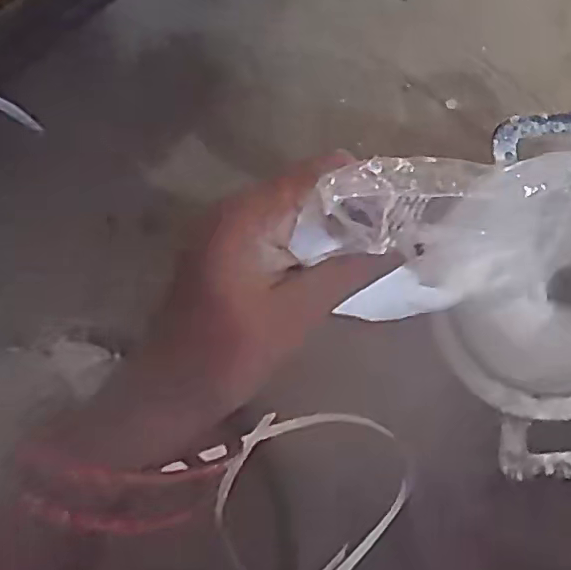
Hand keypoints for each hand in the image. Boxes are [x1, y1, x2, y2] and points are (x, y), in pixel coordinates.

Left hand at [47, 151, 396, 466]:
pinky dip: (314, 230)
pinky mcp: (231, 243)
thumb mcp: (299, 313)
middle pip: (307, 183)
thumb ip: (349, 270)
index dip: (360, 179)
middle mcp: (234, 208)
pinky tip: (341, 250)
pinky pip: (283, 220)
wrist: (168, 395)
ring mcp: (229, 225)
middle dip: (352, 199)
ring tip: (379, 233)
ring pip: (298, 202)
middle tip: (396, 220)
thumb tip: (402, 246)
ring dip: (335, 216)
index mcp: (246, 217)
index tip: (400, 197)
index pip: (314, 174)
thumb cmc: (230, 354)